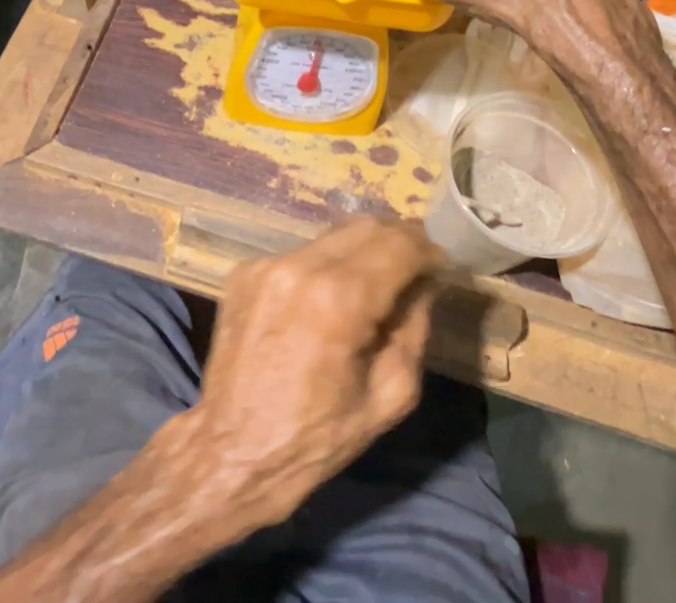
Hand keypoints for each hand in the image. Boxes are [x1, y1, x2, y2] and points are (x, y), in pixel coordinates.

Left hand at [175, 218, 443, 529]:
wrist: (235, 449)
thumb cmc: (319, 434)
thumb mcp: (392, 392)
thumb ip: (415, 326)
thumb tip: (424, 283)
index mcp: (339, 298)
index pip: (399, 244)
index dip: (428, 250)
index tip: (440, 265)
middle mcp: (298, 266)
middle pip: (364, 226)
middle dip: (397, 240)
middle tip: (415, 266)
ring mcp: (265, 265)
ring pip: (331, 236)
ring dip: (360, 251)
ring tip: (374, 283)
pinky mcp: (243, 272)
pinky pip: (299, 253)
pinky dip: (324, 265)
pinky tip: (327, 298)